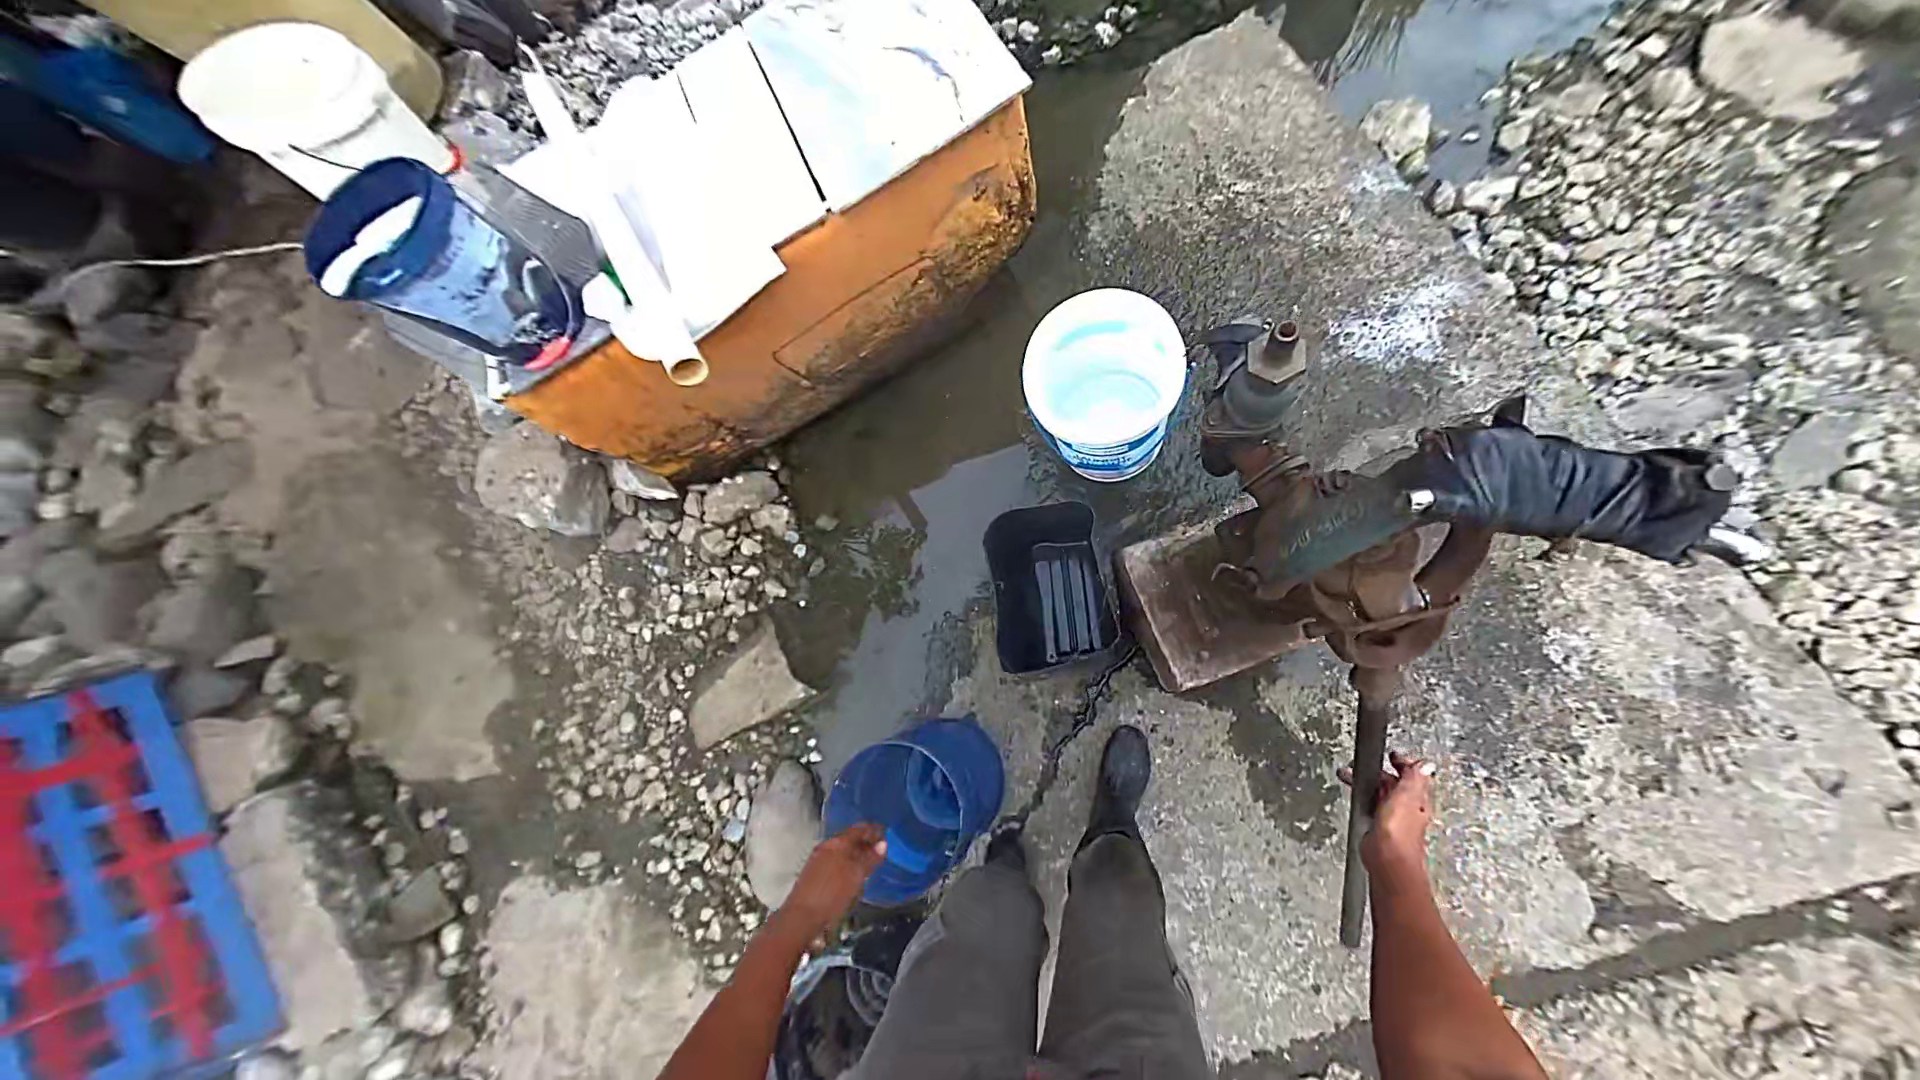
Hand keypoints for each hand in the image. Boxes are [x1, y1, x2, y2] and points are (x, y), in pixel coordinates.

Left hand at [779, 824, 887, 936]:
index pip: (859, 829)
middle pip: (849, 838)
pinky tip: (851, 872)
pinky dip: (846, 862)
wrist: (801, 917)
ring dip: (855, 852)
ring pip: (841, 850)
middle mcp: (827, 846)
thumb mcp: (856, 876)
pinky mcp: (813, 872)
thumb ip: (870, 858)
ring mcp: (818, 859)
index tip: (885, 832)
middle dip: (864, 841)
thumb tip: (882, 843)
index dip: (872, 830)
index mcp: (838, 842)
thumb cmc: (833, 894)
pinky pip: (834, 860)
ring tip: (868, 860)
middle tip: (879, 847)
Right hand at [1339, 750, 1435, 870]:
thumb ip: (1414, 778)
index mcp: (1418, 799)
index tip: (1393, 755)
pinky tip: (1356, 795)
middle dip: (1381, 772)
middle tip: (1366, 764)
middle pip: (1396, 783)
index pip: (1414, 775)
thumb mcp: (1407, 796)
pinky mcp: (1378, 824)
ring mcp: (1393, 816)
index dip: (1404, 763)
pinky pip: (1372, 803)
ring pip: (1382, 793)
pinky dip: (1364, 794)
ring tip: (1350, 775)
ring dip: (1368, 782)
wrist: (1387, 857)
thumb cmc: (1398, 831)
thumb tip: (1426, 764)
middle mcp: (1408, 807)